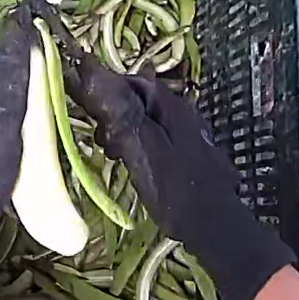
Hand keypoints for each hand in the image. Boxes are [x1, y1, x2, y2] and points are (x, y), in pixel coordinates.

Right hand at [78, 69, 294, 299]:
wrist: (214, 227)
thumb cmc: (175, 190)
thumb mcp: (142, 148)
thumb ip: (119, 111)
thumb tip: (90, 72)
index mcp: (170, 106)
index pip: (130, 81)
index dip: (102, 88)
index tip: (83, 108)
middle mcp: (180, 112)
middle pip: (136, 98)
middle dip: (111, 112)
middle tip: (100, 138)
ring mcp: (185, 132)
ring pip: (142, 118)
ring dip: (121, 130)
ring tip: (111, 152)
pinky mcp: (184, 152)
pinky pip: (151, 135)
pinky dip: (133, 143)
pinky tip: (128, 162)